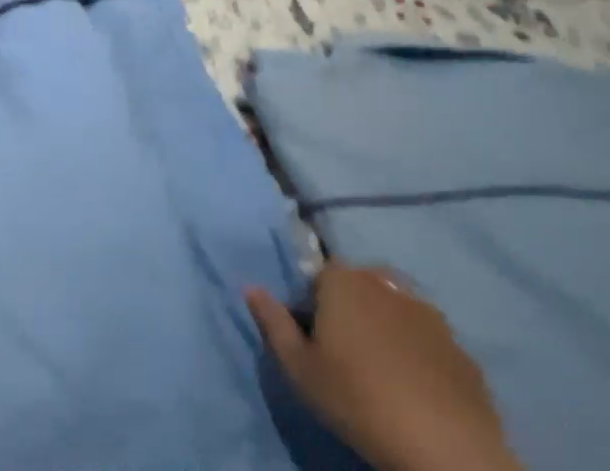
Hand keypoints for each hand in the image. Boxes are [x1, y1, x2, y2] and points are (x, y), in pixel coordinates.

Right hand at [247, 265, 521, 470]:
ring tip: (378, 362)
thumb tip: (252, 288)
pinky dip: (418, 350)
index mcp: (345, 284)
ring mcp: (436, 321)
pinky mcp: (466, 354)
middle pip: (365, 283)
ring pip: (400, 309)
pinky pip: (429, 340)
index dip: (312, 294)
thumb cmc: (354, 395)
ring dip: (387, 323)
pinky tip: (412, 382)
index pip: (321, 269)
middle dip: (352, 301)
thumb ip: (272, 320)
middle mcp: (391, 290)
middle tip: (341, 340)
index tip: (309, 325)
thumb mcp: (295, 363)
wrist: (445, 448)